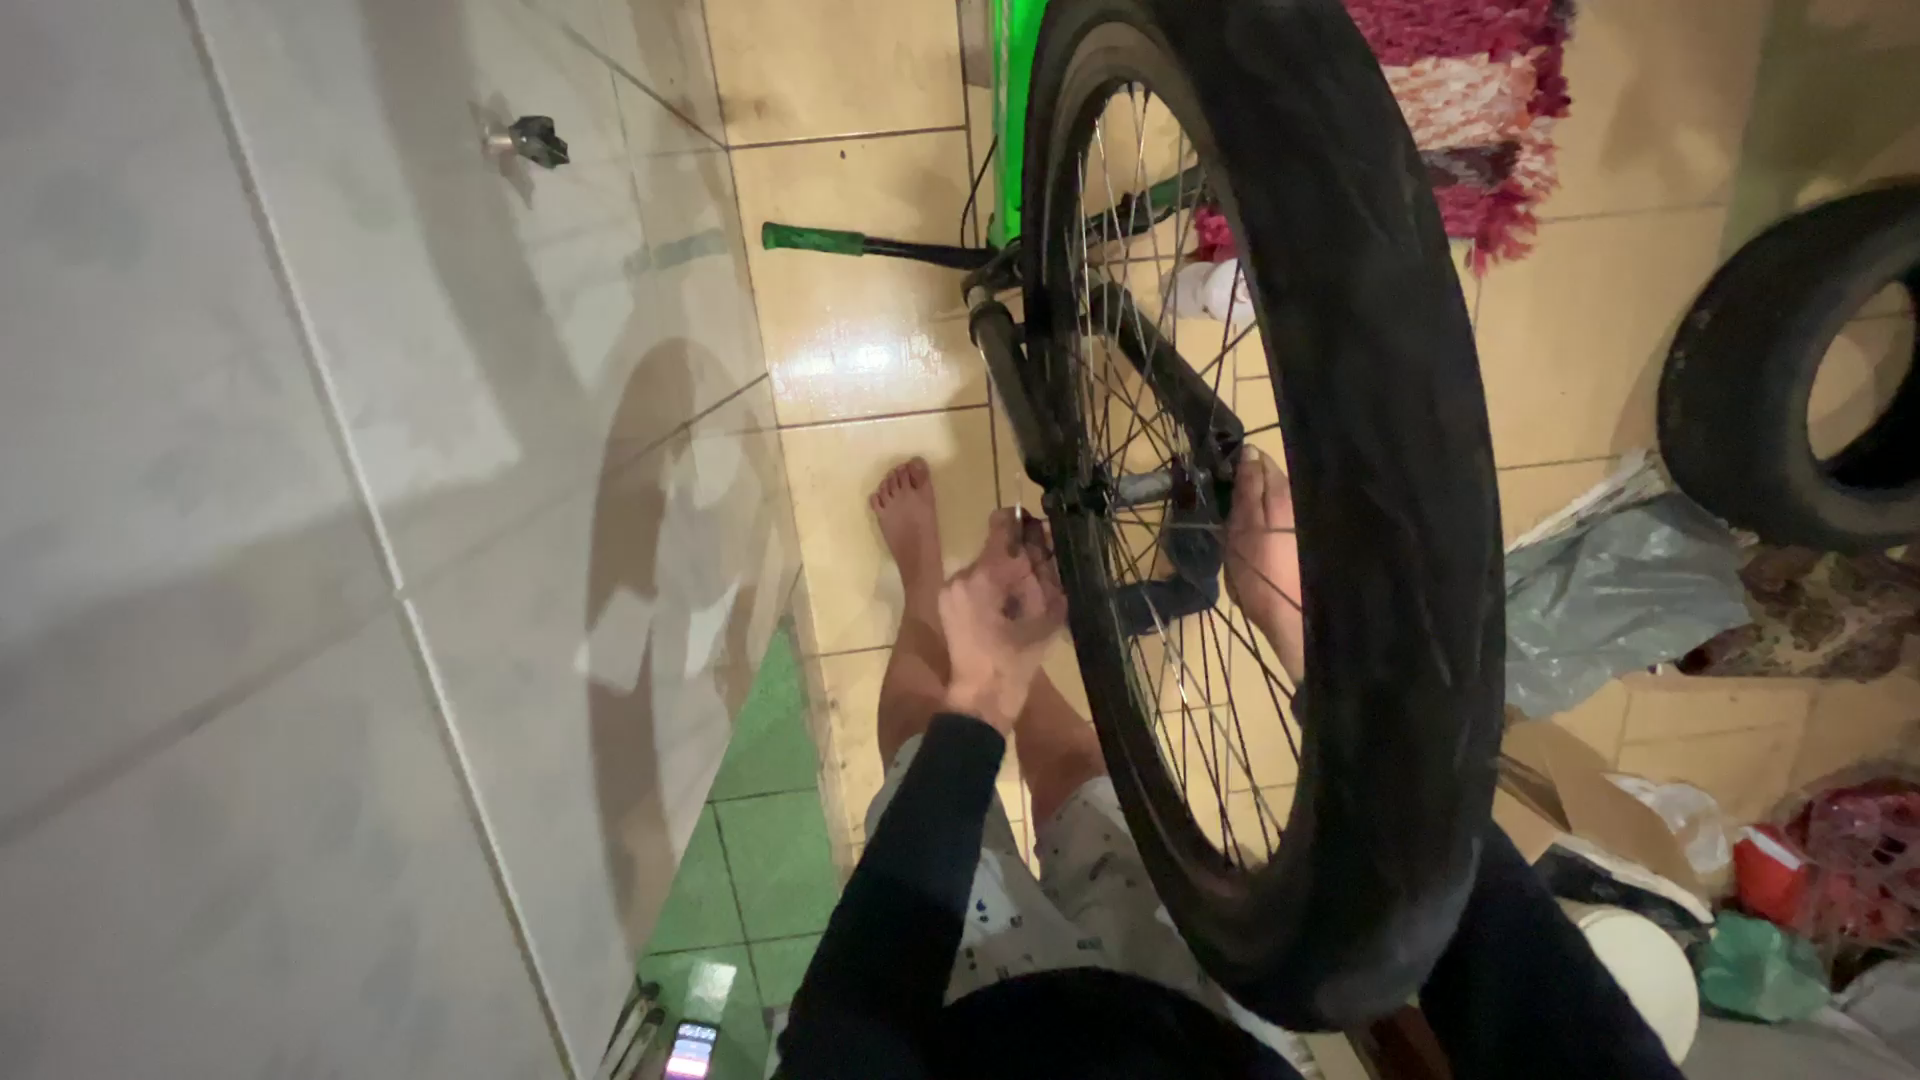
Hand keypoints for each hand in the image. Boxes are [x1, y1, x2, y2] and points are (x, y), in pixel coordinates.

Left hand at [939, 508, 1067, 732]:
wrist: (981, 699)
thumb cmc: (1015, 664)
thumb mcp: (1044, 618)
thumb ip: (1048, 578)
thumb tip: (1048, 549)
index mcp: (982, 578)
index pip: (1002, 531)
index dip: (1023, 524)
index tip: (1039, 525)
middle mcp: (960, 577)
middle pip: (995, 551)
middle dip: (1020, 557)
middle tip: (1044, 571)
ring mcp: (950, 590)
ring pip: (986, 567)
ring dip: (1007, 574)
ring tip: (1028, 596)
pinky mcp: (948, 603)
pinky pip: (976, 583)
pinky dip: (994, 587)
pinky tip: (1011, 606)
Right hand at [1224, 446, 1304, 683]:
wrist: (1289, 614)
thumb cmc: (1258, 573)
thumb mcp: (1242, 528)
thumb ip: (1247, 489)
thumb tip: (1250, 452)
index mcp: (1279, 494)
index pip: (1259, 460)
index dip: (1238, 462)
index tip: (1217, 471)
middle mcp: (1295, 501)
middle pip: (1269, 476)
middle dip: (1248, 477)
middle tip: (1223, 492)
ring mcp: (1299, 520)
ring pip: (1275, 495)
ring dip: (1256, 497)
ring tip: (1237, 512)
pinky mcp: (1300, 538)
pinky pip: (1280, 514)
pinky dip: (1266, 515)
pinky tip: (1256, 530)